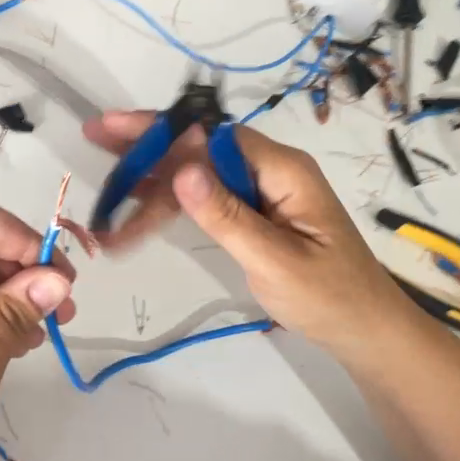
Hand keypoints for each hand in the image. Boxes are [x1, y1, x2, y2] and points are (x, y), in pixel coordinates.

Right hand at [84, 110, 415, 350]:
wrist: (364, 331)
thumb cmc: (329, 297)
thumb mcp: (275, 260)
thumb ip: (226, 216)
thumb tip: (181, 171)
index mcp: (281, 170)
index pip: (211, 136)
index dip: (161, 131)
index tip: (117, 130)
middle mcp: (267, 169)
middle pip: (197, 146)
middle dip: (146, 144)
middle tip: (95, 136)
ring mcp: (258, 189)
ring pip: (194, 172)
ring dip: (150, 179)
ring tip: (104, 181)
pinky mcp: (250, 211)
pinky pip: (203, 196)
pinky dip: (168, 204)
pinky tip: (134, 208)